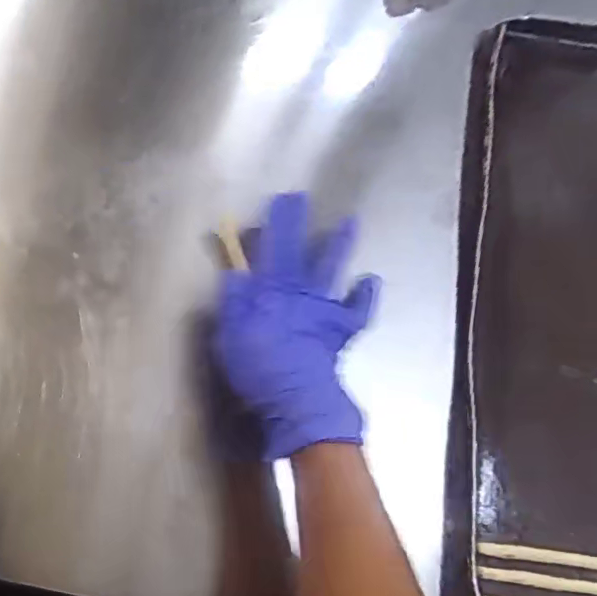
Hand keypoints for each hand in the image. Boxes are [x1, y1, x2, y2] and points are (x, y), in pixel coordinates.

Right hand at [211, 192, 380, 461]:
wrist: (297, 396)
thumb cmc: (255, 367)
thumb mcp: (228, 336)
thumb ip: (232, 303)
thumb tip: (235, 274)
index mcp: (269, 291)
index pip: (269, 249)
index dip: (272, 225)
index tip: (274, 201)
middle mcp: (299, 292)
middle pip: (296, 251)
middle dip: (295, 224)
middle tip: (297, 199)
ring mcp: (324, 309)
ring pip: (331, 270)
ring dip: (339, 247)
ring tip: (348, 223)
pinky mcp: (341, 329)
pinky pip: (357, 309)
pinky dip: (363, 295)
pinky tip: (368, 281)